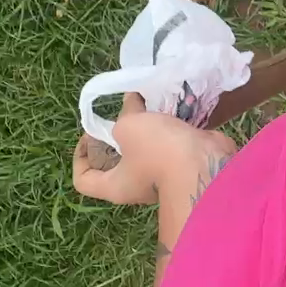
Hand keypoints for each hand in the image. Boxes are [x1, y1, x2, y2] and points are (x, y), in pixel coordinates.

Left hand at [73, 93, 236, 206]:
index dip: (81, 156)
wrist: (204, 161)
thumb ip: (126, 112)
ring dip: (150, 129)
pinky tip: (175, 110)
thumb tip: (131, 100)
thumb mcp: (129, 127)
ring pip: (149, 150)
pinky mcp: (185, 162)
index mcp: (115, 186)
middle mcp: (137, 185)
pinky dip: (172, 128)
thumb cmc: (157, 151)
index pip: (84, 179)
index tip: (93, 133)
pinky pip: (172, 144)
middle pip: (118, 161)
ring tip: (152, 106)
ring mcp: (163, 175)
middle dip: (121, 137)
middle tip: (127, 115)